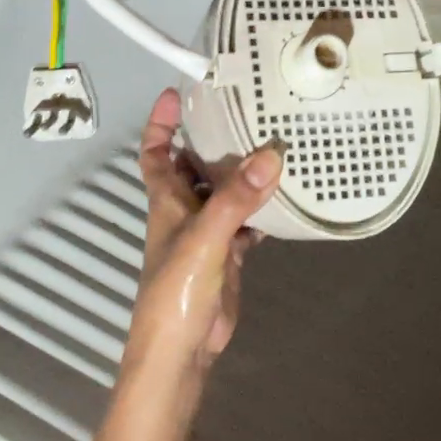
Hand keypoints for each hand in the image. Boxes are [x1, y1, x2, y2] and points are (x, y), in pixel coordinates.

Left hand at [129, 89, 282, 373]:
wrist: (182, 348)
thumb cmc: (177, 289)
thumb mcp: (205, 238)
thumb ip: (235, 198)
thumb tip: (271, 154)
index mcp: (166, 200)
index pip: (155, 151)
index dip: (160, 122)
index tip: (177, 93)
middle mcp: (183, 210)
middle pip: (193, 165)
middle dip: (212, 139)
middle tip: (246, 110)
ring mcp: (206, 233)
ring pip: (223, 192)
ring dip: (242, 173)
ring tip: (274, 145)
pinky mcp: (226, 255)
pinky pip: (244, 222)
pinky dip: (261, 209)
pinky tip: (285, 198)